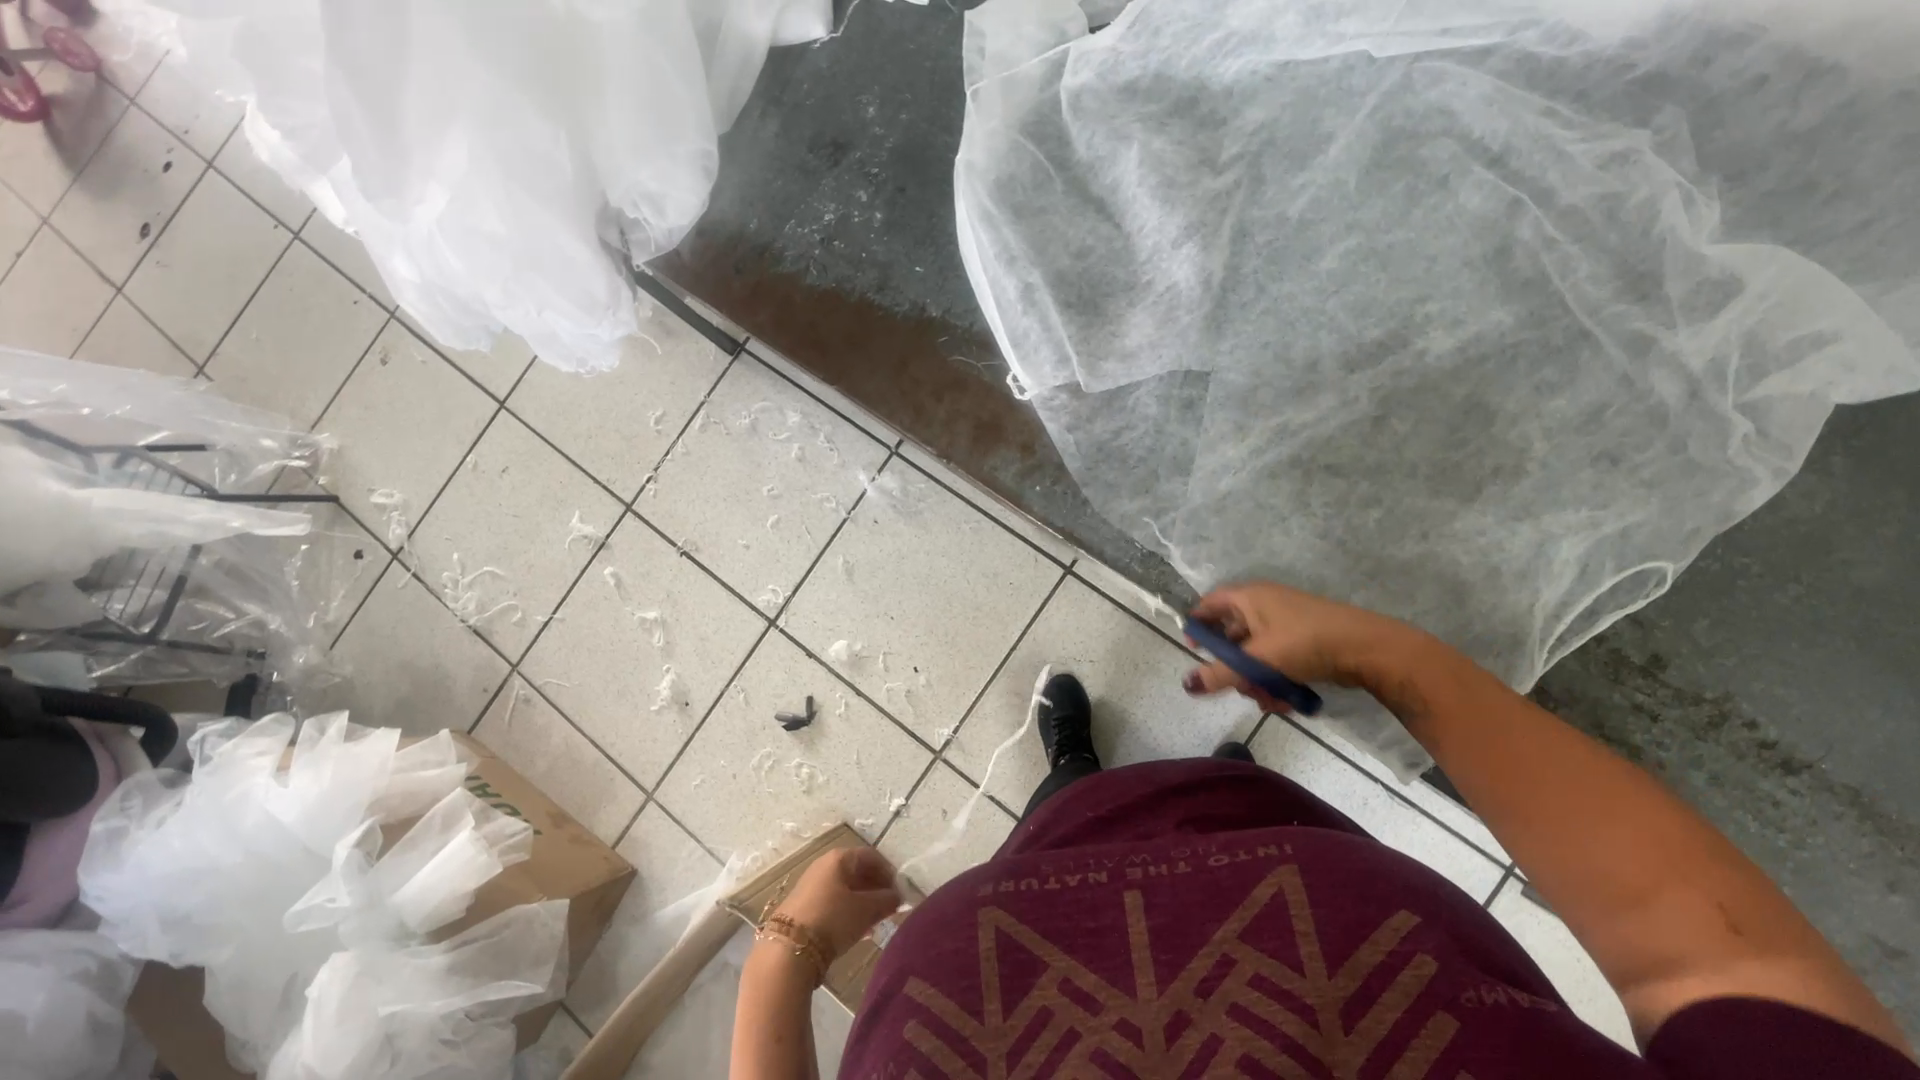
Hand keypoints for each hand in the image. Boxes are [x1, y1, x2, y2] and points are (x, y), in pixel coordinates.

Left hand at [770, 847, 901, 959]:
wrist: (789, 948)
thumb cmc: (833, 919)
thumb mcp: (865, 910)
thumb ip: (886, 900)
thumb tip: (898, 897)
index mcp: (839, 858)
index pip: (871, 856)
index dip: (889, 872)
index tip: (899, 892)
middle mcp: (824, 866)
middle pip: (858, 872)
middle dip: (876, 889)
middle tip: (890, 908)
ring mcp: (812, 886)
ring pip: (846, 889)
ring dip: (864, 903)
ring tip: (877, 922)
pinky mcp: (805, 907)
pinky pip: (834, 903)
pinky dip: (849, 912)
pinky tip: (859, 931)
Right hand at [1183, 581, 1425, 710]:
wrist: (1366, 649)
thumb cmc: (1304, 643)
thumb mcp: (1257, 660)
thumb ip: (1219, 674)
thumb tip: (1187, 685)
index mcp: (1249, 598)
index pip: (1210, 603)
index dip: (1197, 624)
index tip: (1192, 650)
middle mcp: (1265, 605)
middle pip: (1233, 635)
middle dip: (1233, 667)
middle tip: (1235, 686)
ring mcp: (1286, 624)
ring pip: (1256, 654)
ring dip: (1256, 680)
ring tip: (1267, 699)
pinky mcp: (1304, 642)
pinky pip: (1278, 661)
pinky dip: (1276, 680)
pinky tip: (1285, 701)